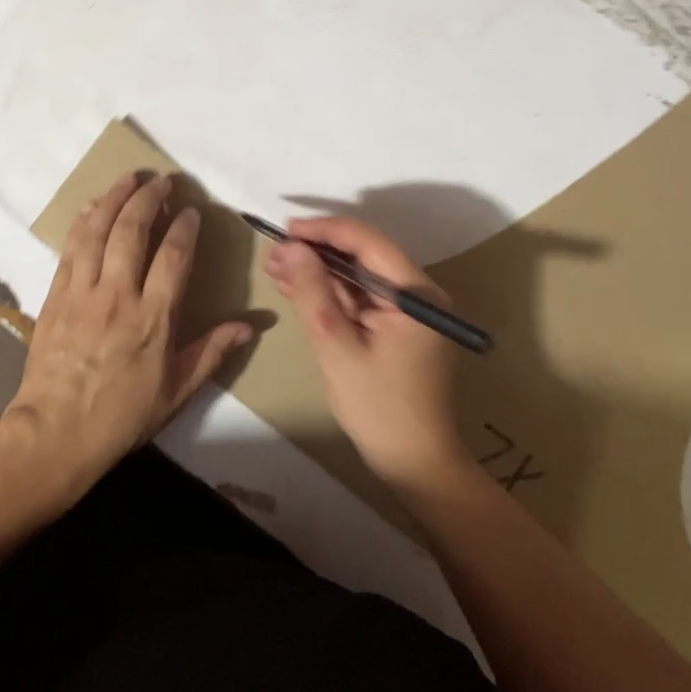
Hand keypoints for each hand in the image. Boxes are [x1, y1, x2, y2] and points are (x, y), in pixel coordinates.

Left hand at [4, 172, 252, 484]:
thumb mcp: (176, 391)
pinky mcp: (55, 296)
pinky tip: (93, 207)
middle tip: (163, 181)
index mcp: (152, 319)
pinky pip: (71, 248)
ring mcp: (82, 292)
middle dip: (149, 198)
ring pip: (98, 231)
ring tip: (130, 178)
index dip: (185, 228)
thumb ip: (212, 352)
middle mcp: (117, 296)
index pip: (173, 257)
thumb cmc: (121, 415)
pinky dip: (83, 222)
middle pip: (132, 230)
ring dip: (114, 198)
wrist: (56, 432)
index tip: (192, 211)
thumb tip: (250, 325)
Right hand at [265, 216, 468, 485]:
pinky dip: (330, 294)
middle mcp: (418, 294)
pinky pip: (360, 299)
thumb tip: (292, 246)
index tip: (285, 230)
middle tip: (272, 253)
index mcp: (415, 294)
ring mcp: (409, 312)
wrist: (413, 461)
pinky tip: (295, 288)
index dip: (324, 231)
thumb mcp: (337, 346)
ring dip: (318, 273)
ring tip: (275, 268)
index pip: (368, 243)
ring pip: (358, 278)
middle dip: (316, 252)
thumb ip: (314, 293)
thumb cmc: (378, 406)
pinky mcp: (397, 328)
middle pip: (363, 257)